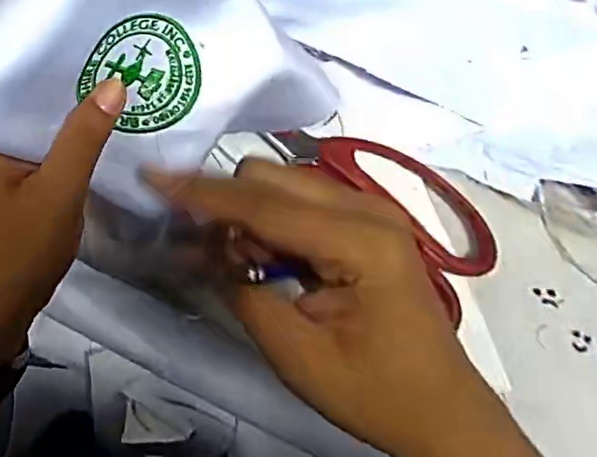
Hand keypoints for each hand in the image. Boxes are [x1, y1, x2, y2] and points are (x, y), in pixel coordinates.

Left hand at [0, 80, 126, 382]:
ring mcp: (10, 164)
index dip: (57, 59)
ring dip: (77, 112)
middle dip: (73, 84)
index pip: (21, 80)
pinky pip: (52, 150)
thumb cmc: (18, 250)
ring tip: (120, 82)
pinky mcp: (25, 183)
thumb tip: (113, 82)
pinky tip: (105, 130)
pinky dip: (75, 141)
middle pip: (36, 102)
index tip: (96, 37)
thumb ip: (82, 139)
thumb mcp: (57, 191)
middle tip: (120, 54)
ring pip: (46, 127)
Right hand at [145, 159, 537, 456]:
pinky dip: (264, 218)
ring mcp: (366, 206)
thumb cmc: (376, 392)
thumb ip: (240, 287)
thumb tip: (198, 243)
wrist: (445, 419)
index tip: (151, 178)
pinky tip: (258, 254)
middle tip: (208, 250)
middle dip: (224, 205)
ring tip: (237, 260)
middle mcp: (365, 207)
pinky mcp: (360, 216)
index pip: (262, 202)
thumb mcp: (296, 354)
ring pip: (275, 180)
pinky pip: (293, 195)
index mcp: (360, 240)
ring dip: (243, 212)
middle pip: (266, 177)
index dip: (200, 192)